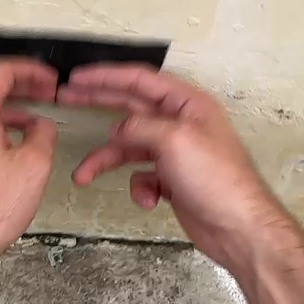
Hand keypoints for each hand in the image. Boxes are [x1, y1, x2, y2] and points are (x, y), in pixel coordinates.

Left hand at [0, 57, 59, 301]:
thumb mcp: (33, 167)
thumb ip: (43, 134)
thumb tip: (40, 126)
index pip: (0, 71)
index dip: (31, 70)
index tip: (49, 78)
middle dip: (20, 87)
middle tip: (46, 92)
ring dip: (5, 109)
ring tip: (33, 121)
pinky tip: (9, 145)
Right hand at [57, 64, 298, 277]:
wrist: (237, 227)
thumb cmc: (216, 179)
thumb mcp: (175, 140)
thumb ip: (140, 127)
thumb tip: (119, 131)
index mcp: (187, 104)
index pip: (140, 80)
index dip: (106, 76)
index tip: (77, 76)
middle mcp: (181, 123)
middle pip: (130, 106)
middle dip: (97, 104)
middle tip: (66, 97)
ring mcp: (175, 152)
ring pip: (129, 148)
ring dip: (107, 161)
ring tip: (83, 175)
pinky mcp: (172, 178)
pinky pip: (142, 176)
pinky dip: (139, 188)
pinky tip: (149, 200)